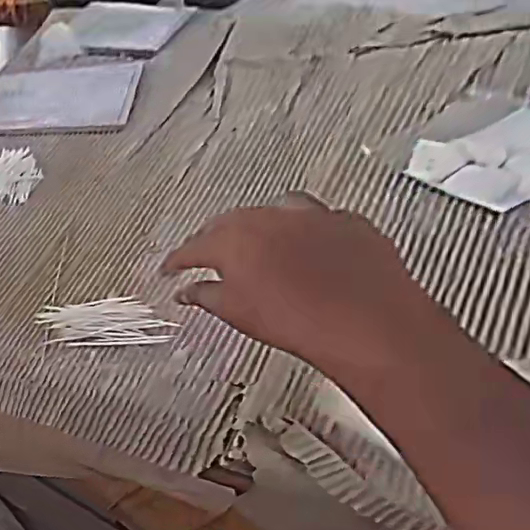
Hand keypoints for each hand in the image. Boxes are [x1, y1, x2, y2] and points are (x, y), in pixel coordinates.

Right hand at [162, 193, 457, 375]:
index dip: (176, 261)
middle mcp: (272, 219)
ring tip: (250, 242)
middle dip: (211, 238)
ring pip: (274, 209)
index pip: (192, 247)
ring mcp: (313, 216)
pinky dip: (298, 228)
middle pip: (230, 221)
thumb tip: (189, 292)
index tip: (169, 269)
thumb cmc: (293, 316)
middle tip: (201, 256)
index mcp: (235, 240)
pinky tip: (297, 245)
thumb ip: (205, 294)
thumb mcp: (233, 310)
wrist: (360, 319)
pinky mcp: (347, 222)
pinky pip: (316, 216)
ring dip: (257, 224)